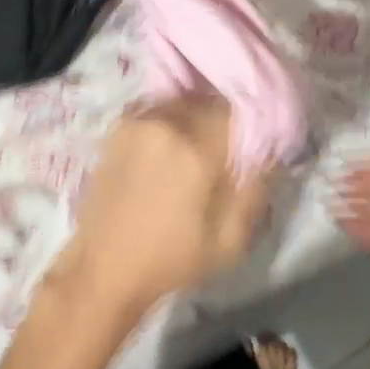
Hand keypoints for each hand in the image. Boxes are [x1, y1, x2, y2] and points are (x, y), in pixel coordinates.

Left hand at [52, 95, 270, 317]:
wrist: (103, 267)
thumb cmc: (170, 259)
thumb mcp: (228, 240)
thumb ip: (253, 192)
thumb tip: (266, 156)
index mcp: (196, 148)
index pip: (236, 110)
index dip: (250, 122)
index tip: (255, 141)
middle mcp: (166, 123)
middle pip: (207, 101)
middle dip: (222, 119)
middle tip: (228, 146)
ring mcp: (137, 122)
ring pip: (180, 103)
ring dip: (195, 117)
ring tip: (199, 148)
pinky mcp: (117, 129)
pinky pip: (156, 112)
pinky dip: (169, 122)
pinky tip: (170, 149)